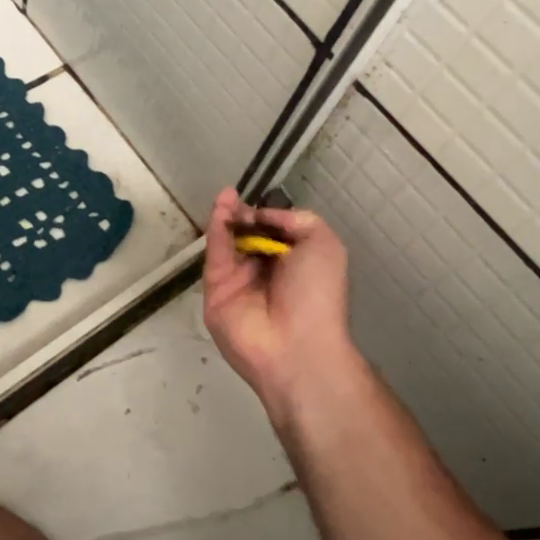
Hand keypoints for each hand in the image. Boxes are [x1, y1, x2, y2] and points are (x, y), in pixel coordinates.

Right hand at [202, 188, 359, 418]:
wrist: (297, 345)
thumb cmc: (318, 293)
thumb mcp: (323, 244)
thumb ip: (296, 219)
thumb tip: (264, 214)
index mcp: (293, 262)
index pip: (274, 231)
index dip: (266, 214)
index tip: (259, 200)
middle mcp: (265, 271)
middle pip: (247, 234)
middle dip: (243, 213)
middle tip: (235, 195)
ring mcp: (239, 281)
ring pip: (229, 241)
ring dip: (227, 216)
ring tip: (227, 195)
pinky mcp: (216, 290)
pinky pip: (216, 254)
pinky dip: (216, 229)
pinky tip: (221, 208)